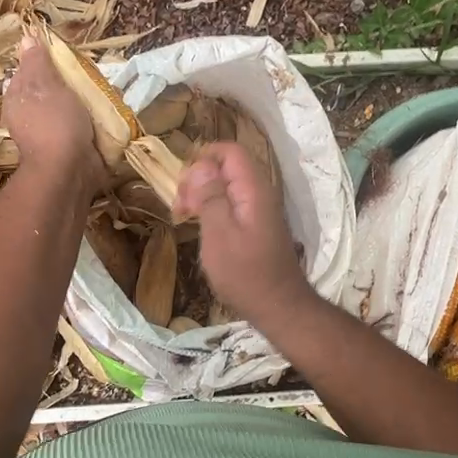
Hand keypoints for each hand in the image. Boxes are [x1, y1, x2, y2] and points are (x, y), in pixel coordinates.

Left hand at [3, 34, 98, 179]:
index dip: (49, 60)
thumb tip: (27, 39)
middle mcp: (29, 115)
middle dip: (71, 82)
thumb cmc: (54, 123)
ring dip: (86, 101)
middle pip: (51, 88)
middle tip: (89, 76)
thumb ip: (37, 61)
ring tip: (102, 94)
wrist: (69, 171)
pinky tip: (106, 115)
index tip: (69, 58)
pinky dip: (94, 120)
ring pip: (70, 106)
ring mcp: (49, 133)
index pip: (29, 69)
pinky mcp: (69, 147)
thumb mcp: (43, 83)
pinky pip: (83, 125)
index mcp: (17, 98)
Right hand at [173, 142, 310, 323]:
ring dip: (202, 195)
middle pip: (227, 167)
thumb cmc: (245, 273)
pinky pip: (232, 203)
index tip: (181, 182)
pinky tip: (200, 226)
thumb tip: (200, 165)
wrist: (278, 306)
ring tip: (183, 216)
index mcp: (253, 190)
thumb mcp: (219, 233)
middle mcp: (260, 193)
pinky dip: (213, 208)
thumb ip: (209, 196)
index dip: (203, 157)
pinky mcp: (257, 226)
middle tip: (179, 205)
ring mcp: (260, 210)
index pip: (231, 151)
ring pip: (227, 186)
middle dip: (199, 178)